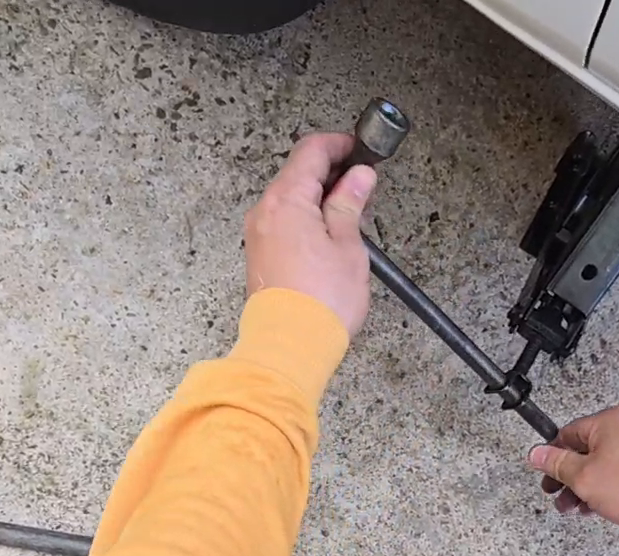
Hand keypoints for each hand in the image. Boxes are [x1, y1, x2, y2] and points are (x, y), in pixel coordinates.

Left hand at [244, 133, 376, 335]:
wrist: (290, 346)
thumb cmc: (321, 302)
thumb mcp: (347, 247)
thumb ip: (349, 205)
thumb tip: (358, 178)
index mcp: (287, 200)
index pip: (311, 152)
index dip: (338, 145)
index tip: (358, 151)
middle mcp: (265, 212)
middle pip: (297, 175)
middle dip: (330, 176)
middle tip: (360, 190)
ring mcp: (258, 236)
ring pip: (289, 202)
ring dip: (317, 201)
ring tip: (347, 221)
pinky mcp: (259, 259)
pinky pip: (282, 226)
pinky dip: (303, 222)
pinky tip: (325, 240)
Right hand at [525, 406, 618, 539]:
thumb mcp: (583, 477)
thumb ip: (557, 464)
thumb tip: (536, 453)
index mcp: (608, 422)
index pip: (567, 434)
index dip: (552, 457)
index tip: (544, 476)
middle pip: (584, 451)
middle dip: (567, 478)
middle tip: (556, 496)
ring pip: (601, 466)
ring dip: (583, 488)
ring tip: (574, 510)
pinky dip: (604, 490)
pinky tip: (595, 509)